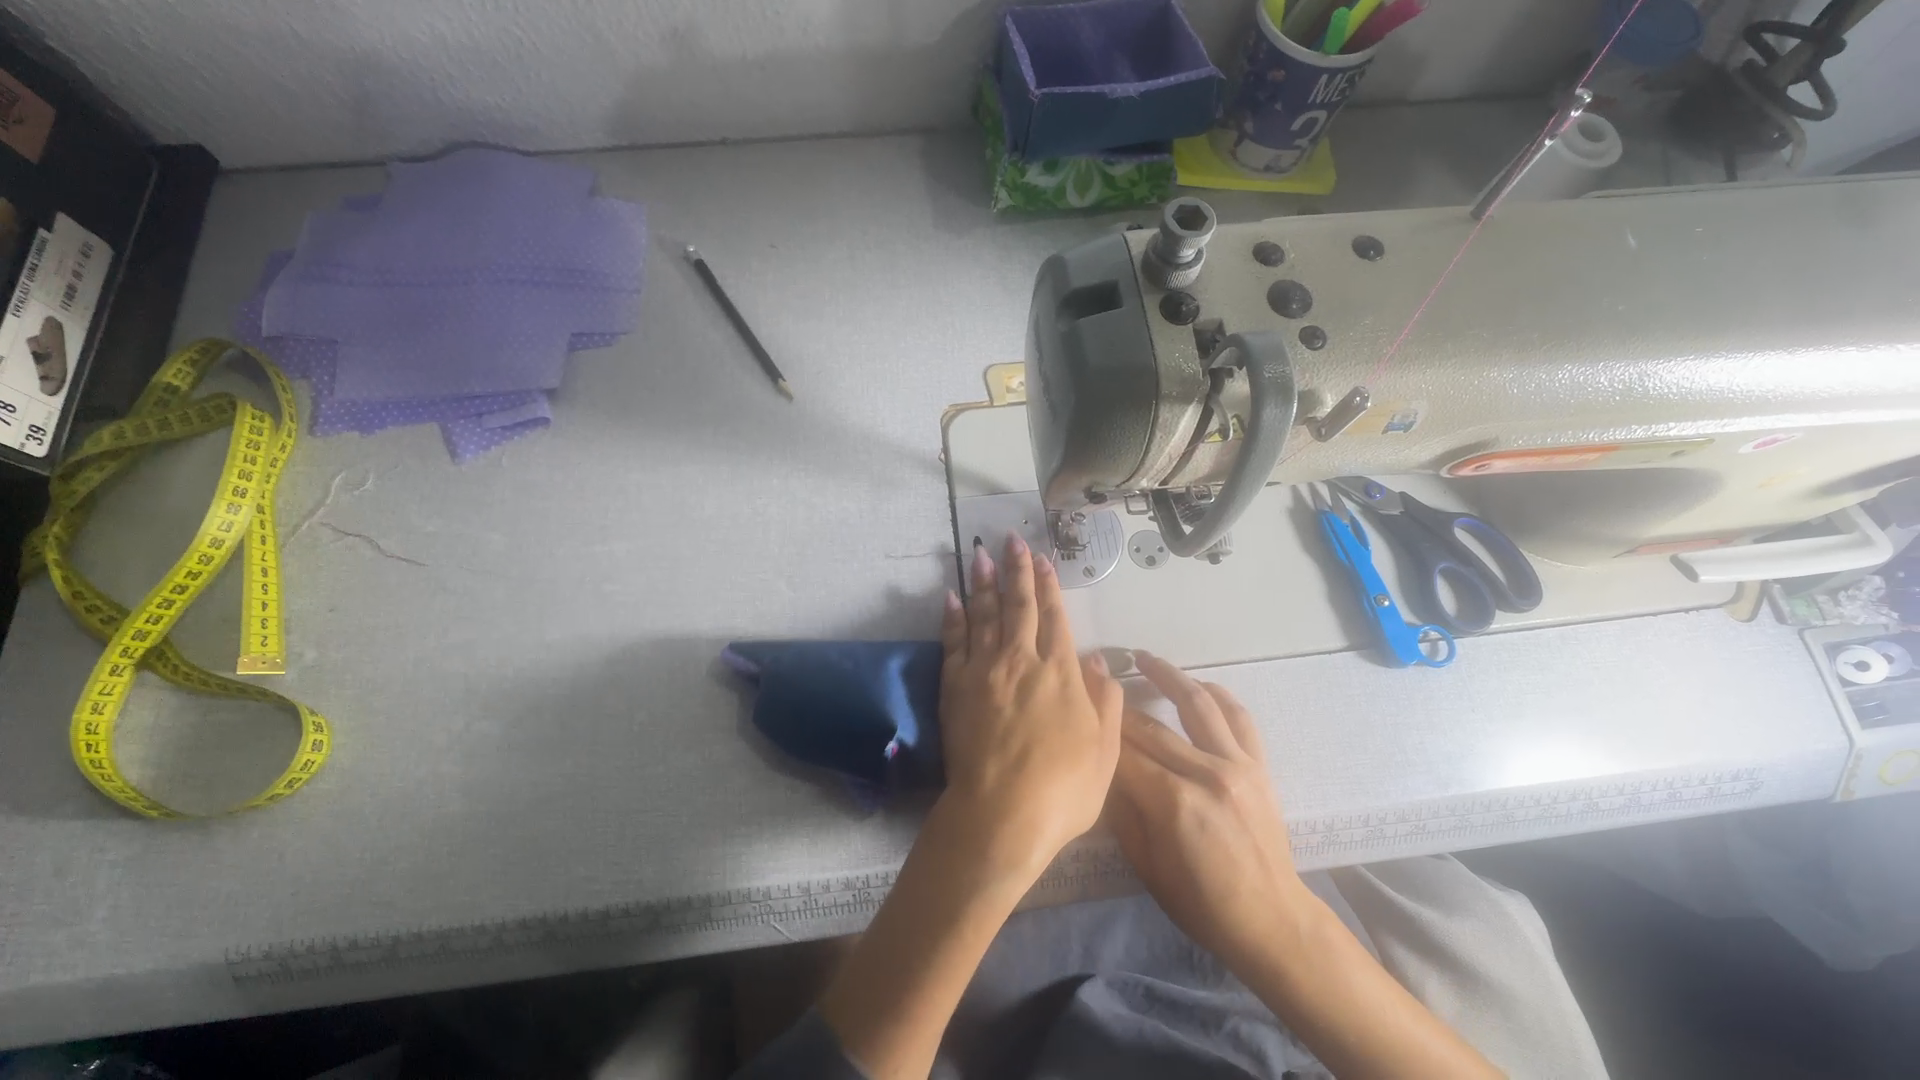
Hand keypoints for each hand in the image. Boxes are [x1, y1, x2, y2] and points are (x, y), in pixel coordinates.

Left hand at [936, 534, 1123, 878]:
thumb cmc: (1064, 790)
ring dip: (984, 583)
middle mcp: (1021, 661)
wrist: (1001, 814)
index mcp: (1061, 673)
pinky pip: (953, 642)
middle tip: (1011, 539)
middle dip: (1017, 570)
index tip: (1043, 559)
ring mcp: (983, 672)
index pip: (1055, 617)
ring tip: (982, 555)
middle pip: (1018, 606)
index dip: (1049, 586)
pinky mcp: (953, 689)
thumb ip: (1105, 701)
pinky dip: (953, 617)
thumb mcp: (1106, 751)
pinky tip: (952, 598)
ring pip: (984, 615)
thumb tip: (1096, 659)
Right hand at [1107, 652, 1307, 963]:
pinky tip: (1199, 683)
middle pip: (1151, 727)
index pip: (1123, 754)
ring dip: (1169, 676)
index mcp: (1173, 803)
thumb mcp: (1145, 865)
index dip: (1096, 733)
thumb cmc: (1199, 902)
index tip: (1076, 710)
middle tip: (1094, 683)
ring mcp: (1238, 765)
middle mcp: (1206, 773)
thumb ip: (1121, 811)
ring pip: (1198, 704)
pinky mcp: (1259, 765)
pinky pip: (1239, 717)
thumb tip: (1101, 769)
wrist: (1268, 919)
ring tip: (1144, 658)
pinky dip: (1218, 694)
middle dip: (1118, 705)